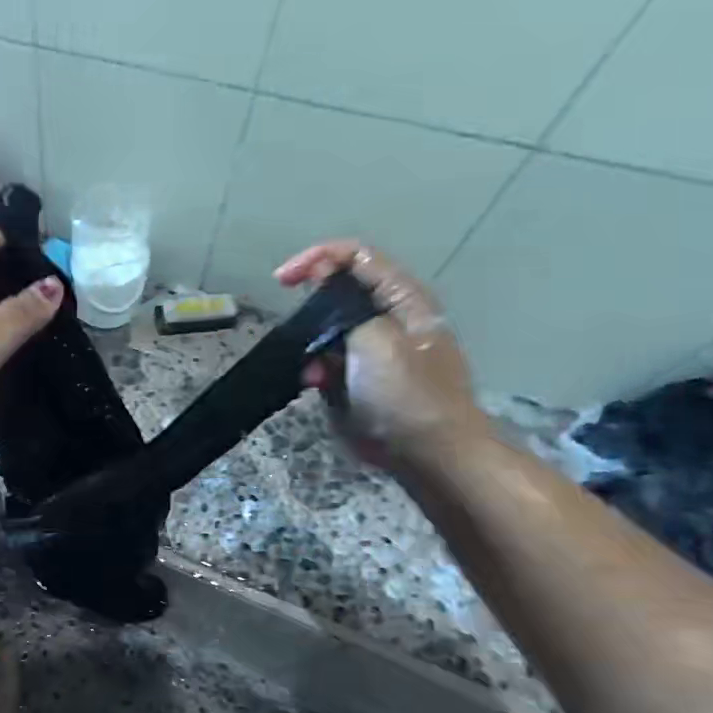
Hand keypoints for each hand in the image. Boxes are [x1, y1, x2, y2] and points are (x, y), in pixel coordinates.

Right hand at [275, 241, 489, 467]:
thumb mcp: (375, 341)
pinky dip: (320, 375)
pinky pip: (330, 366)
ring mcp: (375, 353)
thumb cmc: (406, 396)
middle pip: (338, 297)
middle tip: (297, 336)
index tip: (283, 280)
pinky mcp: (362, 382)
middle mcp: (389, 319)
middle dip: (311, 315)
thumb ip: (344, 306)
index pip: (356, 256)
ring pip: (327, 336)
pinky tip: (319, 389)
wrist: (429, 456)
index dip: (318, 258)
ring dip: (313, 353)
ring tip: (314, 378)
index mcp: (402, 298)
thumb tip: (321, 276)